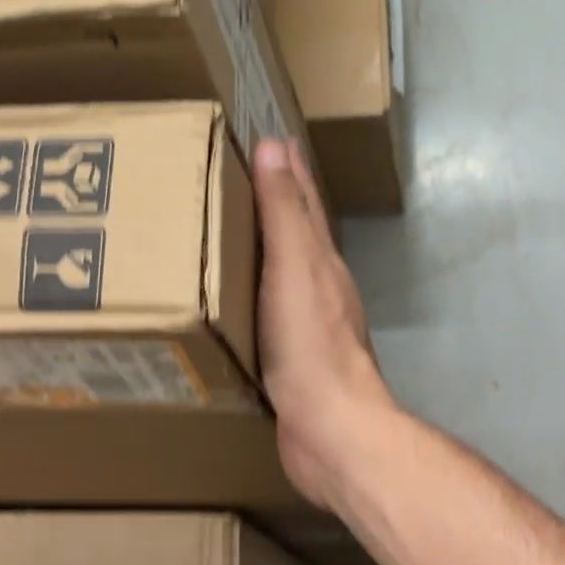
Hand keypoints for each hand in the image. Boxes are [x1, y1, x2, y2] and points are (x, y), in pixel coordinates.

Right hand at [253, 140, 399, 508]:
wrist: (332, 428)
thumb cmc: (311, 341)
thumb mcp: (293, 264)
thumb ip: (283, 209)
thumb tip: (275, 145)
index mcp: (319, 255)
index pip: (304, 198)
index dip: (289, 166)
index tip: (273, 136)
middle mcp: (319, 281)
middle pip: (297, 229)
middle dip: (277, 199)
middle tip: (246, 172)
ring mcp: (308, 320)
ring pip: (283, 268)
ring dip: (264, 244)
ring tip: (232, 228)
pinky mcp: (292, 357)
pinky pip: (266, 308)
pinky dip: (252, 290)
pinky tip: (235, 299)